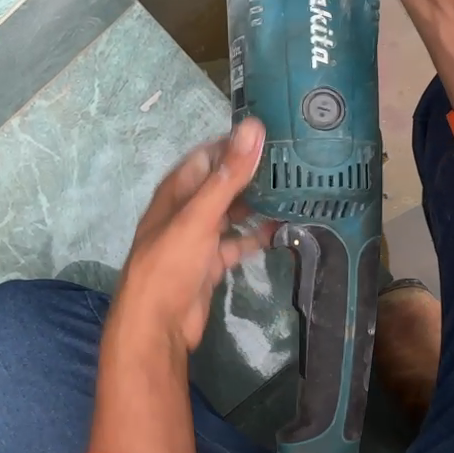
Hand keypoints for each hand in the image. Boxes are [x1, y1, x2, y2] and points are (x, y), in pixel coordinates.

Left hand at [110, 117, 272, 351]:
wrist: (157, 324)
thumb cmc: (170, 263)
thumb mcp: (199, 215)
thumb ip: (227, 176)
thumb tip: (253, 128)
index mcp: (177, 190)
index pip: (210, 155)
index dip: (238, 144)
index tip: (275, 136)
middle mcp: (187, 209)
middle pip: (223, 183)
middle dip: (253, 175)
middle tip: (295, 164)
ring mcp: (199, 237)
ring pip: (231, 212)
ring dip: (257, 205)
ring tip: (296, 193)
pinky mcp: (210, 262)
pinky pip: (237, 242)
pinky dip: (256, 236)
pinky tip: (283, 230)